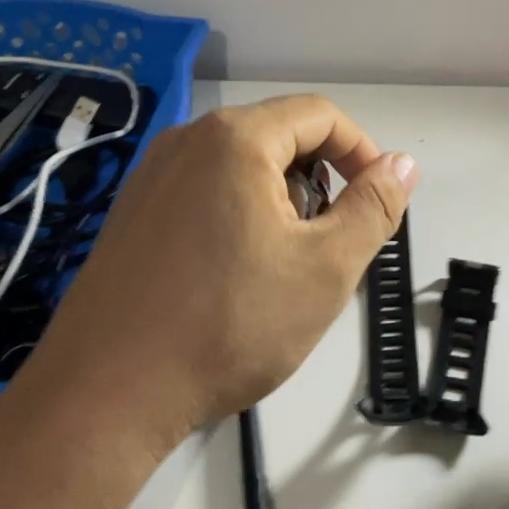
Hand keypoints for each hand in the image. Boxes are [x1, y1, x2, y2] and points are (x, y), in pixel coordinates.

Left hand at [13, 94, 416, 434]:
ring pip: (240, 164)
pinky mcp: (131, 211)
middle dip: (319, 179)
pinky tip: (231, 274)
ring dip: (279, 199)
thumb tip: (402, 165)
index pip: (320, 115)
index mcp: (235, 139)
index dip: (361, 151)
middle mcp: (187, 140)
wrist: (105, 393)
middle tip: (327, 244)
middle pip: (278, 135)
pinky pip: (202, 188)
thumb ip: (373, 207)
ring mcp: (151, 175)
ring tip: (280, 265)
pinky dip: (237, 212)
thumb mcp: (324, 269)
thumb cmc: (228, 326)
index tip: (376, 201)